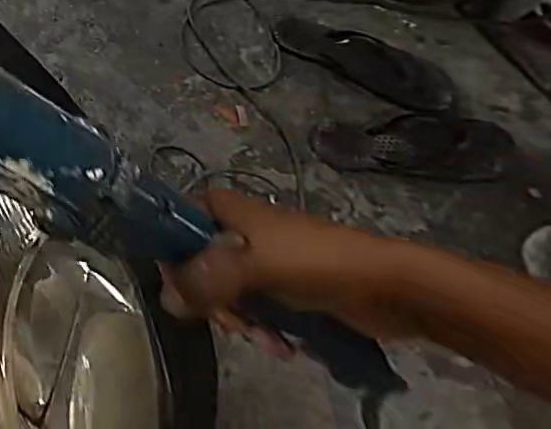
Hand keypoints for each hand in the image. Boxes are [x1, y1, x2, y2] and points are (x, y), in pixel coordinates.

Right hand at [159, 187, 419, 350]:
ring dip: (240, 320)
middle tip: (235, 325)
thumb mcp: (255, 266)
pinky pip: (251, 305)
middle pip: (196, 264)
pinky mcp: (278, 282)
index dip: (174, 262)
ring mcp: (255, 256)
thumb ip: (207, 280)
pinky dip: (259, 326)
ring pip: (223, 290)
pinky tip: (279, 345)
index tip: (188, 295)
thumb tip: (165, 299)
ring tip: (267, 340)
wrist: (385, 284)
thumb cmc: (314, 260)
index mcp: (220, 207)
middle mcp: (231, 226)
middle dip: (213, 302)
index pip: (173, 227)